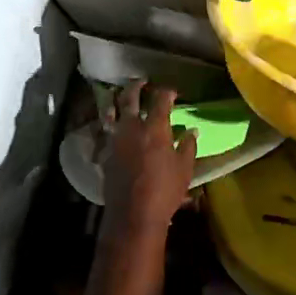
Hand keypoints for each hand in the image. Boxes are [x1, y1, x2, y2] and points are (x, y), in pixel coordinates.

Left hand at [102, 82, 196, 234]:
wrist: (134, 212)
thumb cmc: (165, 191)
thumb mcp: (184, 169)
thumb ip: (188, 146)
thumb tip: (192, 130)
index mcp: (154, 128)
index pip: (160, 100)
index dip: (166, 92)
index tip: (171, 92)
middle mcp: (131, 127)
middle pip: (129, 98)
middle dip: (136, 86)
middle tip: (141, 82)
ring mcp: (114, 138)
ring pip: (111, 111)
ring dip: (117, 101)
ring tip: (121, 96)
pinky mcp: (104, 151)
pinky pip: (104, 131)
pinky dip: (108, 124)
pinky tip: (111, 124)